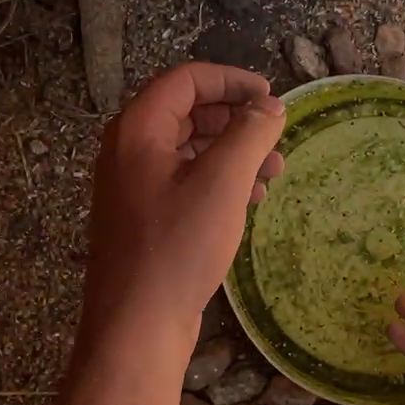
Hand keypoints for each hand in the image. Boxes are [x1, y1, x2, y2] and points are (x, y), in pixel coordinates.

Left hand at [81, 63, 285, 349]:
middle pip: (188, 112)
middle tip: (275, 137)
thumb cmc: (178, 246)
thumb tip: (270, 107)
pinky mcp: (145, 216)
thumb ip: (250, 134)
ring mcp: (134, 185)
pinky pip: (186, 180)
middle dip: (237, 120)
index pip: (186, 80)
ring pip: (190, 149)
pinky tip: (250, 199)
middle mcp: (129, 150)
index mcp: (138, 129)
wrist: (136, 324)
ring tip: (273, 172)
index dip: (231, 80)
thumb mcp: (223, 182)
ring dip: (234, 153)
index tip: (271, 97)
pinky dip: (219, 180)